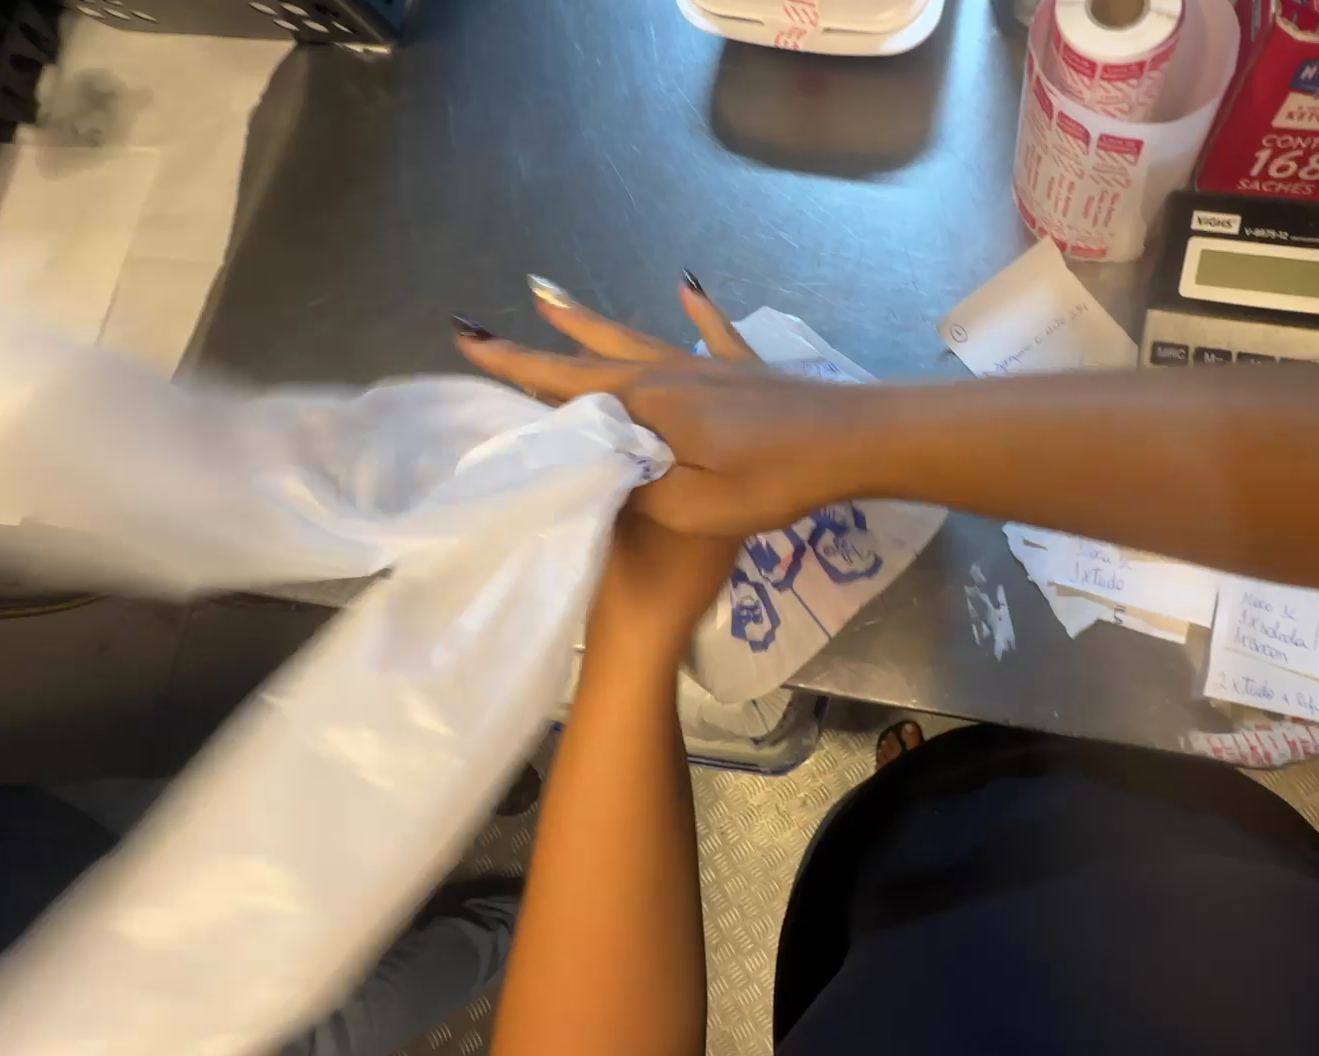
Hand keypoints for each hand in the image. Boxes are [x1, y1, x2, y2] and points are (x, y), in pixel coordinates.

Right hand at [455, 284, 860, 536]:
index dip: (515, 369)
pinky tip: (687, 286)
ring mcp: (709, 366)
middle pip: (593, 355)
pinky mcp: (747, 369)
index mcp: (648, 406)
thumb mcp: (694, 507)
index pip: (565, 387)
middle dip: (541, 343)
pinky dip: (699, 313)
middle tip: (492, 320)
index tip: (467, 341)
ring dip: (594, 323)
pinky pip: (713, 334)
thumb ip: (639, 491)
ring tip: (553, 297)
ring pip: (639, 337)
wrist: (850, 442)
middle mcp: (669, 374)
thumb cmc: (773, 479)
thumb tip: (601, 472)